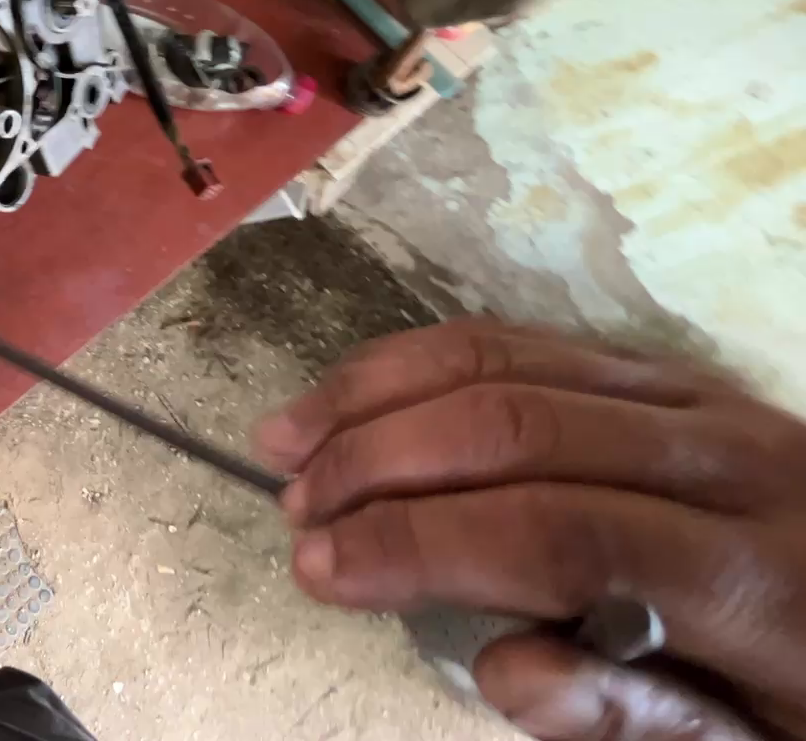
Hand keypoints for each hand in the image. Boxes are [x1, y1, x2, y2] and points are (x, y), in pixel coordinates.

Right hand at [255, 319, 805, 740]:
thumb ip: (641, 721)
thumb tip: (502, 668)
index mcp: (768, 579)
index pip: (557, 535)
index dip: (414, 544)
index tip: (315, 568)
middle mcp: (727, 459)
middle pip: (504, 430)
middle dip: (370, 464)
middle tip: (293, 506)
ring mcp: (677, 392)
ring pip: (485, 363)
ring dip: (361, 399)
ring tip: (283, 440)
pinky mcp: (635, 362)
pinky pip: (492, 338)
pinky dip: (396, 362)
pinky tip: (342, 395)